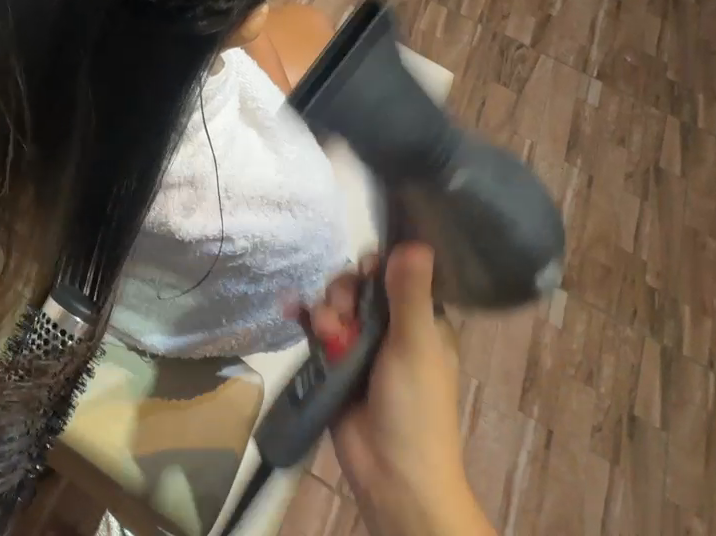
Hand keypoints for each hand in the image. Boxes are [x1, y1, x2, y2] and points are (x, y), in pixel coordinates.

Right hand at [310, 245, 494, 535]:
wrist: (391, 474)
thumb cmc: (416, 408)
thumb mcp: (416, 345)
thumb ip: (410, 293)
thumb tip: (417, 241)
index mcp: (422, 323)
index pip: (397, 275)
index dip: (378, 266)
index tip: (366, 267)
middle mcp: (393, 329)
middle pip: (360, 286)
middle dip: (345, 291)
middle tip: (345, 310)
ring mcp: (361, 347)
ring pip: (336, 305)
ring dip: (326, 311)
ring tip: (327, 333)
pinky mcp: (334, 363)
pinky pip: (316, 328)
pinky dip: (305, 319)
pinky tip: (292, 312)